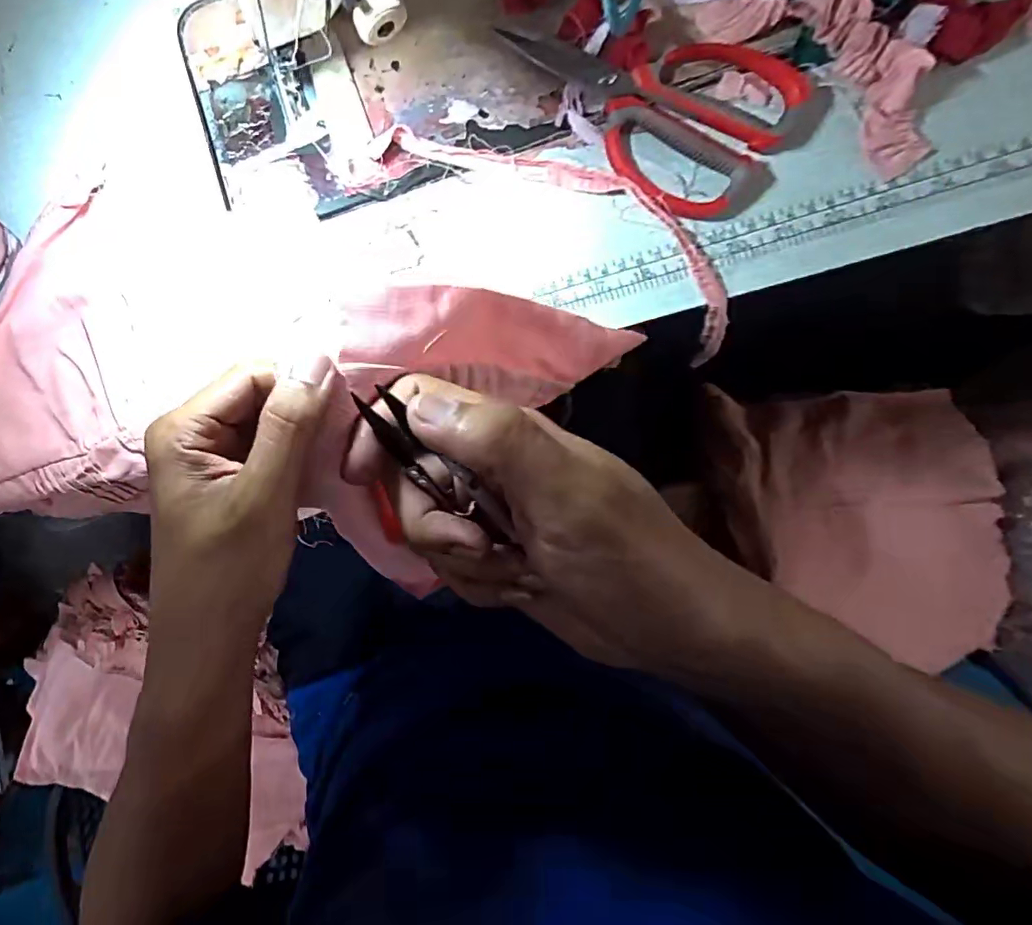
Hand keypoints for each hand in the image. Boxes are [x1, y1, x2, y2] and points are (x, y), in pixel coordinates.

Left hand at [145, 360, 333, 634]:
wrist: (209, 644)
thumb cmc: (230, 573)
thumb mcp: (265, 494)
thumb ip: (290, 424)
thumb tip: (318, 357)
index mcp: (181, 427)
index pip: (251, 375)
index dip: (299, 386)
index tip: (343, 415)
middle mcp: (188, 431)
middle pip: (258, 394)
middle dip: (302, 411)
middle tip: (341, 442)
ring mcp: (206, 454)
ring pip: (268, 419)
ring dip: (303, 434)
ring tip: (332, 460)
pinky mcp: (225, 475)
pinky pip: (266, 446)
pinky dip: (295, 454)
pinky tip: (316, 473)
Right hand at [344, 374, 768, 673]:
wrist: (670, 630)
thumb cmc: (626, 553)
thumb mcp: (564, 492)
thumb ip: (493, 439)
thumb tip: (414, 403)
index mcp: (504, 430)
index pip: (419, 401)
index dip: (380, 429)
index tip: (361, 475)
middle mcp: (488, 463)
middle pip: (408, 475)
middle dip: (433, 522)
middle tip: (481, 546)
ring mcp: (490, 510)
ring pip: (427, 527)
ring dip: (461, 560)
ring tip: (517, 571)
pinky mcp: (493, 553)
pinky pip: (449, 564)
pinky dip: (477, 583)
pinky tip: (519, 588)